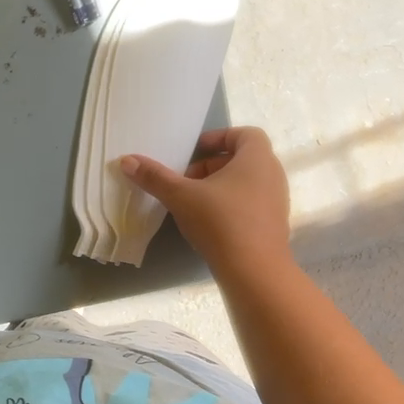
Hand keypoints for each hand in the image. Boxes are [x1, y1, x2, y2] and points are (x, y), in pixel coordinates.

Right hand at [119, 127, 292, 272]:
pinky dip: (230, 205)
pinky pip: (250, 204)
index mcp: (257, 158)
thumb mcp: (180, 196)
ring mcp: (276, 201)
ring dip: (219, 187)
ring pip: (245, 183)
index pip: (245, 134)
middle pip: (241, 159)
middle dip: (211, 166)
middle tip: (186, 180)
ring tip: (193, 202)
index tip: (195, 150)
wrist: (254, 269)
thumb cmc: (220, 222)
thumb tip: (127, 160)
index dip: (219, 137)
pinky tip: (209, 223)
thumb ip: (154, 177)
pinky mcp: (273, 224)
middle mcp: (272, 174)